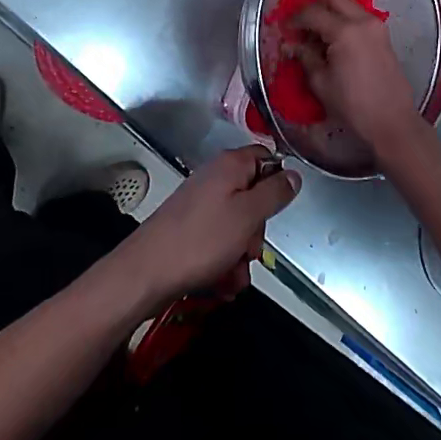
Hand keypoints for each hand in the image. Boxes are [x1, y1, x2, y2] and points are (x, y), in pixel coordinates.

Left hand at [117, 146, 300, 305]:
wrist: (146, 274)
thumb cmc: (201, 241)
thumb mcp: (248, 215)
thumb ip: (275, 192)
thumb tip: (294, 174)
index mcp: (229, 166)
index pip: (267, 158)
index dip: (278, 182)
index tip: (278, 207)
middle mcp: (214, 180)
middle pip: (254, 198)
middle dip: (257, 230)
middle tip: (249, 248)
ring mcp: (200, 207)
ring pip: (238, 227)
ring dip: (242, 254)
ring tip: (232, 273)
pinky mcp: (190, 231)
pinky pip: (220, 243)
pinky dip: (225, 263)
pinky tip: (221, 281)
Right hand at [288, 0, 421, 148]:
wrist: (391, 120)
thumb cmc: (353, 105)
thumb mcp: (321, 82)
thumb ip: (305, 57)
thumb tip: (292, 46)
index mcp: (345, 31)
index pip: (312, 13)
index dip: (294, 20)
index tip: (284, 30)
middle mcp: (363, 21)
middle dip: (314, 7)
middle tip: (301, 27)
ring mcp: (376, 27)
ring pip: (348, 4)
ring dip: (330, 13)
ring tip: (316, 37)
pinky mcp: (383, 36)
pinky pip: (358, 17)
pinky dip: (343, 21)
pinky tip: (333, 43)